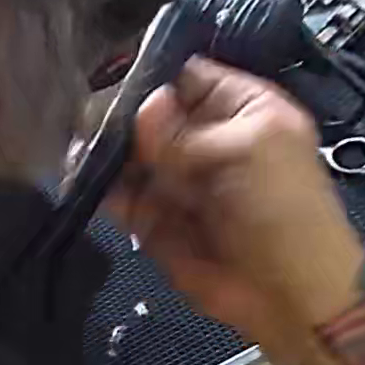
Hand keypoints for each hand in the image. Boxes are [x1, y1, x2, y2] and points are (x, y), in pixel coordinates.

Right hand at [108, 57, 364, 338]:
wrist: (285, 294)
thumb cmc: (282, 212)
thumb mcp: (246, 151)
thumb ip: (186, 131)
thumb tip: (143, 105)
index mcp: (240, 111)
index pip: (186, 77)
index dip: (151, 71)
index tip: (110, 69)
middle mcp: (204, 144)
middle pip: (150, 116)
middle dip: (119, 111)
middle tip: (86, 111)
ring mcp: (178, 186)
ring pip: (131, 156)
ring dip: (105, 148)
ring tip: (79, 141)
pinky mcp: (156, 224)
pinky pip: (124, 199)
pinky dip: (104, 188)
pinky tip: (87, 174)